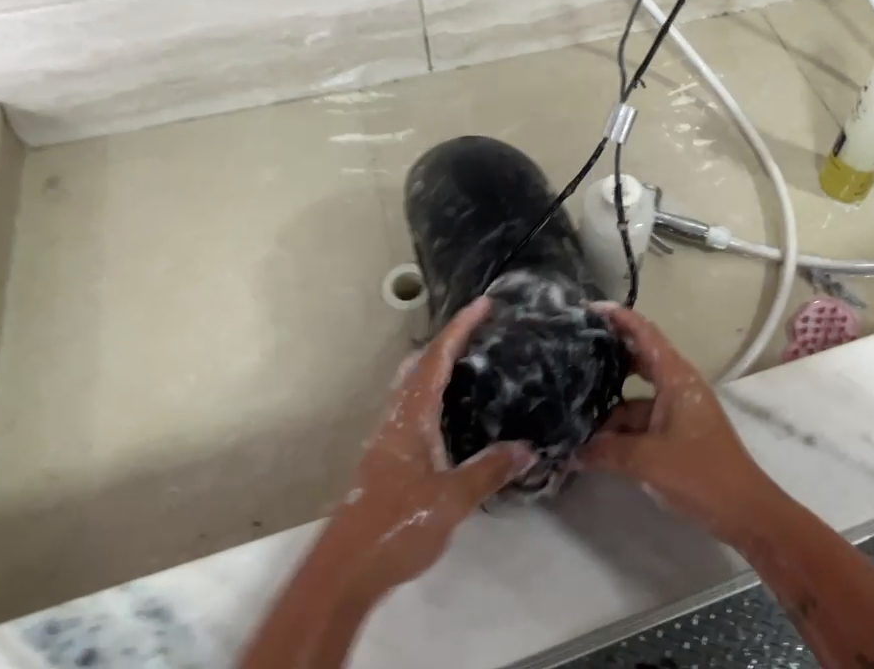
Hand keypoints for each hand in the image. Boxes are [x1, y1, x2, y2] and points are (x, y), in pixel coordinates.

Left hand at [328, 297, 533, 589]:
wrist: (346, 568)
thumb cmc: (397, 525)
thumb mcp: (452, 499)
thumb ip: (489, 470)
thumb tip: (527, 447)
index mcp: (411, 418)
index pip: (436, 360)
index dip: (459, 329)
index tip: (483, 305)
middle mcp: (395, 420)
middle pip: (419, 367)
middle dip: (447, 343)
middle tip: (479, 333)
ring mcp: (387, 441)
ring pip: (412, 389)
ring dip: (437, 369)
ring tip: (471, 366)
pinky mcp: (386, 461)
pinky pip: (413, 411)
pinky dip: (434, 397)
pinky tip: (451, 418)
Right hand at [577, 307, 778, 544]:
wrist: (745, 511)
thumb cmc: (700, 474)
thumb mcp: (646, 461)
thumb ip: (606, 452)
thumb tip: (571, 452)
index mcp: (676, 378)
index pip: (645, 334)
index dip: (619, 318)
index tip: (589, 309)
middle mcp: (677, 386)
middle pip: (638, 361)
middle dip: (607, 358)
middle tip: (571, 355)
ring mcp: (678, 410)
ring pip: (636, 397)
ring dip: (608, 406)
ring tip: (571, 410)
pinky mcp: (676, 434)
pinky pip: (642, 421)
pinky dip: (620, 429)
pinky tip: (593, 443)